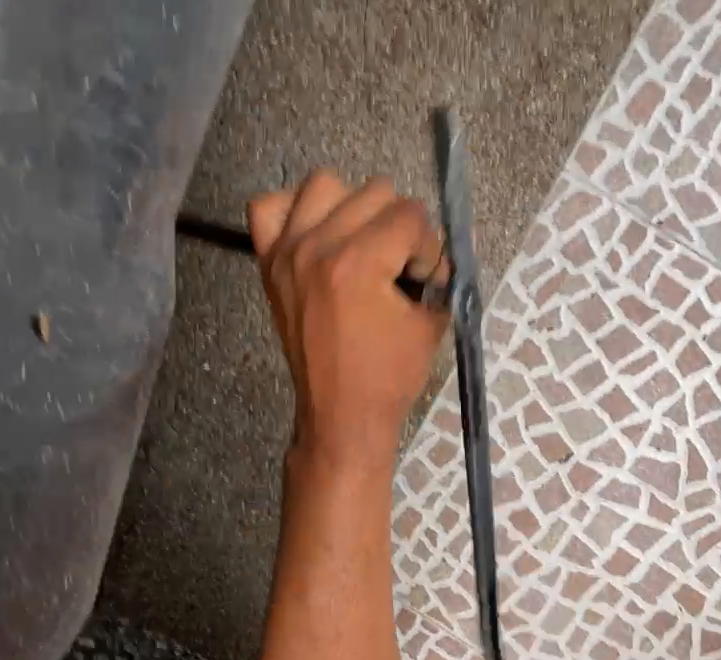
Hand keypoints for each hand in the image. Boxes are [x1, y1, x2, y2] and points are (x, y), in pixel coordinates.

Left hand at [248, 171, 448, 474]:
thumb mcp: (431, 324)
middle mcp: (318, 246)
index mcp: (359, 263)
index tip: (425, 279)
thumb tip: (452, 243)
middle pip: (373, 192)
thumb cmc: (391, 376)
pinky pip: (269, 206)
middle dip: (398, 228)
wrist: (342, 414)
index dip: (428, 246)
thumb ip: (443, 276)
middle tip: (399, 269)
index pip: (409, 214)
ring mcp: (287, 251)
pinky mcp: (269, 263)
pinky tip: (318, 236)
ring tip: (362, 245)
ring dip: (352, 208)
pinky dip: (294, 211)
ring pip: (324, 184)